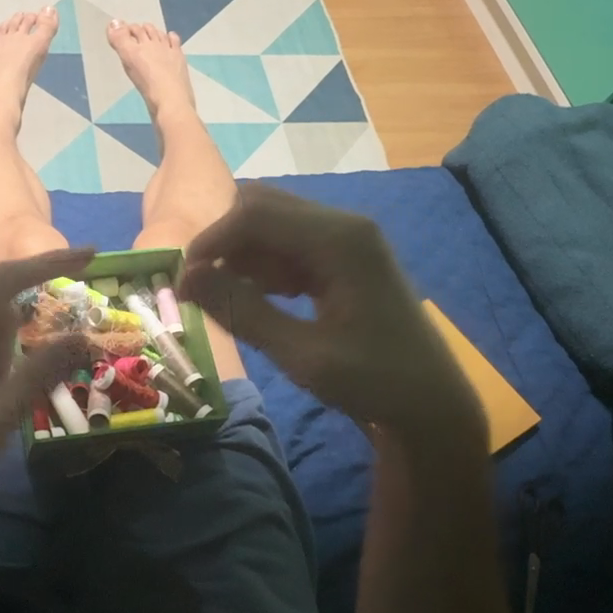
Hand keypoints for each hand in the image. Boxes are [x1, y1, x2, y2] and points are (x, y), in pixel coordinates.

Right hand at [181, 184, 481, 439]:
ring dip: (238, 256)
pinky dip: (259, 267)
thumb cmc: (373, 383)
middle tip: (198, 289)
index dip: (210, 242)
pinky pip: (285, 246)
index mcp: (340, 240)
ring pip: (270, 225)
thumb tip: (187, 279)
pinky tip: (251, 300)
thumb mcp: (301, 355)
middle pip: (261, 207)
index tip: (182, 285)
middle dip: (221, 242)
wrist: (430, 406)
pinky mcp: (340, 259)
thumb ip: (242, 312)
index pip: (254, 214)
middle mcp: (343, 226)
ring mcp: (344, 240)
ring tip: (220, 301)